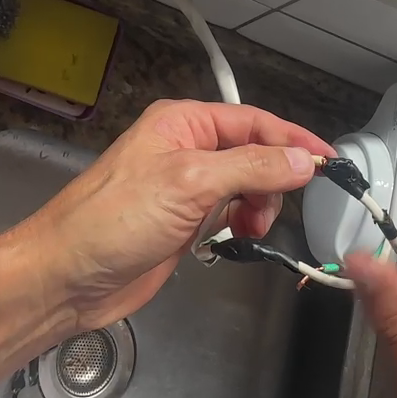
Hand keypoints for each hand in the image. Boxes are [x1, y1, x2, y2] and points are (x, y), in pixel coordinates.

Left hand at [14, 99, 333, 332]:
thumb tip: (303, 159)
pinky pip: (230, 212)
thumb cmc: (115, 217)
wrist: (67, 277)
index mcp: (183, 122)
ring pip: (246, 185)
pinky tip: (238, 238)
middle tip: (273, 208)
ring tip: (249, 228)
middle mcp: (187, 147)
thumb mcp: (190, 182)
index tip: (329, 160)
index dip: (293, 138)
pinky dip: (243, 224)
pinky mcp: (185, 220)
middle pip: (253, 152)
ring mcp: (186, 186)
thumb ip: (251, 167)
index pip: (252, 121)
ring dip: (258, 205)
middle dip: (272, 179)